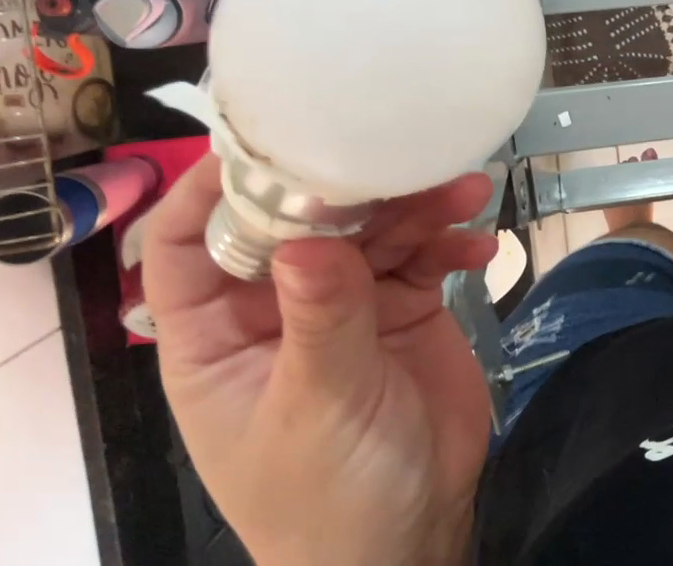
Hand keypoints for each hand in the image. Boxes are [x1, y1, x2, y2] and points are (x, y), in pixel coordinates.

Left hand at [143, 156, 499, 564]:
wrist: (412, 535)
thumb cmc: (329, 489)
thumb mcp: (317, 406)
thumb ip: (320, 321)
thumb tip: (311, 237)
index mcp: (220, 333)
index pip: (191, 247)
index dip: (213, 192)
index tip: (266, 144)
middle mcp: (279, 305)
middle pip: (304, 223)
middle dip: (350, 191)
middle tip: (400, 157)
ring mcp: (349, 304)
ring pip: (376, 232)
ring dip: (421, 209)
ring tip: (468, 192)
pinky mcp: (405, 308)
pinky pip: (426, 257)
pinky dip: (453, 246)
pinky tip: (481, 249)